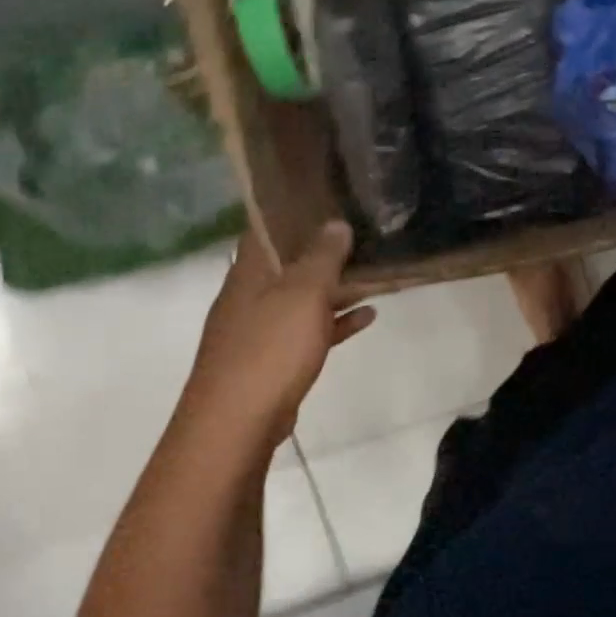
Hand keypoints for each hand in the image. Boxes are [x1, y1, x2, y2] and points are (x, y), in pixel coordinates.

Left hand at [181, 222, 375, 451]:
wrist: (237, 421)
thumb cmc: (268, 350)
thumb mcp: (302, 295)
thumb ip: (321, 258)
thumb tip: (335, 223)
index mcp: (249, 276)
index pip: (264, 231)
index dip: (289, 211)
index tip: (325, 195)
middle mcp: (250, 297)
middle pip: (288, 263)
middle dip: (323, 247)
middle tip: (365, 231)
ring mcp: (262, 329)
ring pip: (304, 295)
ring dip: (337, 284)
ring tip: (378, 270)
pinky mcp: (276, 357)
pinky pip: (312, 328)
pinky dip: (338, 319)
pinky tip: (368, 316)